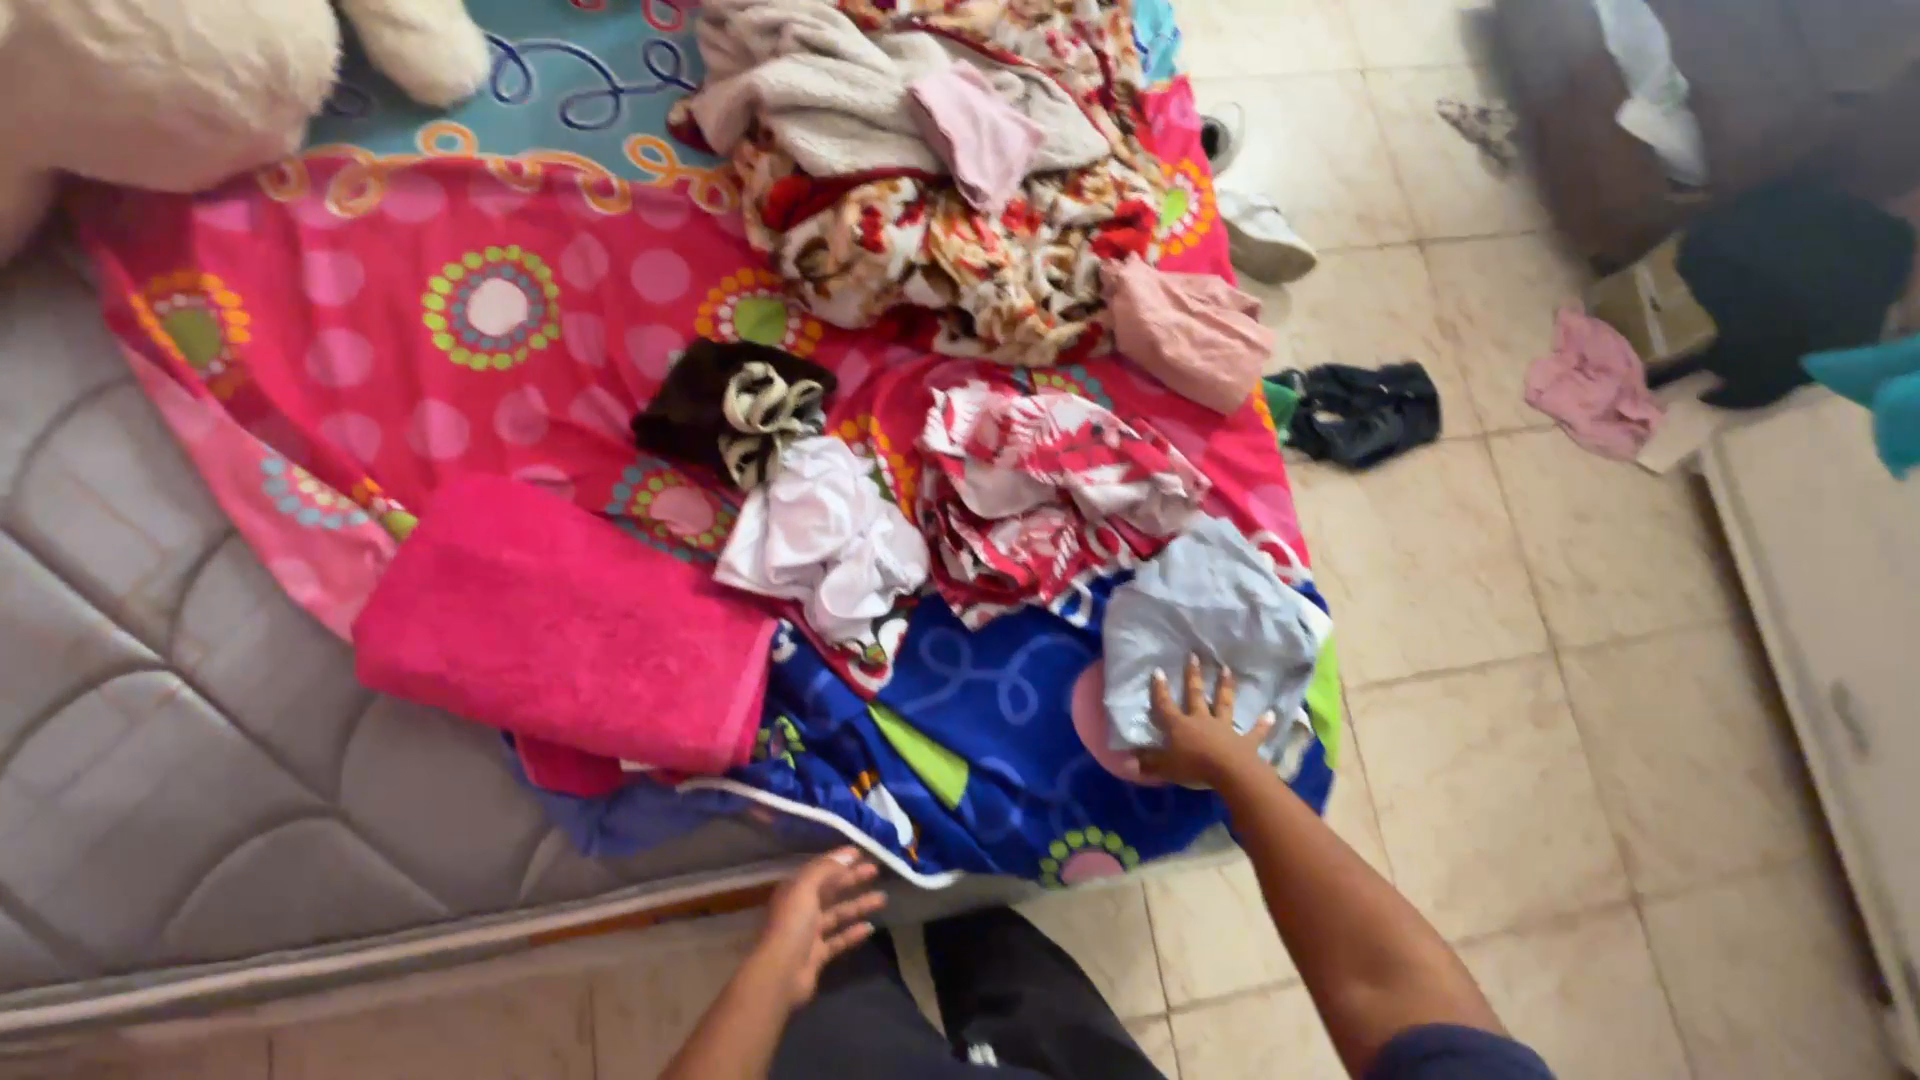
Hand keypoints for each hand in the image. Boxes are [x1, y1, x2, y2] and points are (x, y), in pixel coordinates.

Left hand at [743, 848, 886, 1008]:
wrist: (779, 974)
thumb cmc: (792, 925)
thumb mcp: (805, 888)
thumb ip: (826, 869)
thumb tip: (847, 854)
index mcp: (795, 890)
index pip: (820, 869)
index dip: (839, 860)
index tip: (861, 853)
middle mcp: (801, 908)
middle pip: (831, 890)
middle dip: (852, 879)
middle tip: (875, 870)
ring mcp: (809, 933)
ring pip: (838, 914)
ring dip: (858, 905)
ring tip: (882, 898)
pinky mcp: (817, 955)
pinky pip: (838, 940)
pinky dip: (853, 933)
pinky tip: (870, 928)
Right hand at [1137, 654, 1274, 788]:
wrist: (1229, 773)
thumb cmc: (1194, 767)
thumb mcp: (1165, 767)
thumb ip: (1148, 762)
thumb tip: (1128, 759)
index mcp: (1180, 726)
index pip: (1165, 705)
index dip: (1160, 689)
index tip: (1158, 670)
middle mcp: (1202, 720)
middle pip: (1195, 695)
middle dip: (1193, 676)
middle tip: (1195, 656)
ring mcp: (1225, 728)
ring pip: (1224, 704)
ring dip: (1225, 687)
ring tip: (1227, 670)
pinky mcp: (1245, 741)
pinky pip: (1255, 732)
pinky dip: (1263, 724)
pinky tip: (1271, 715)